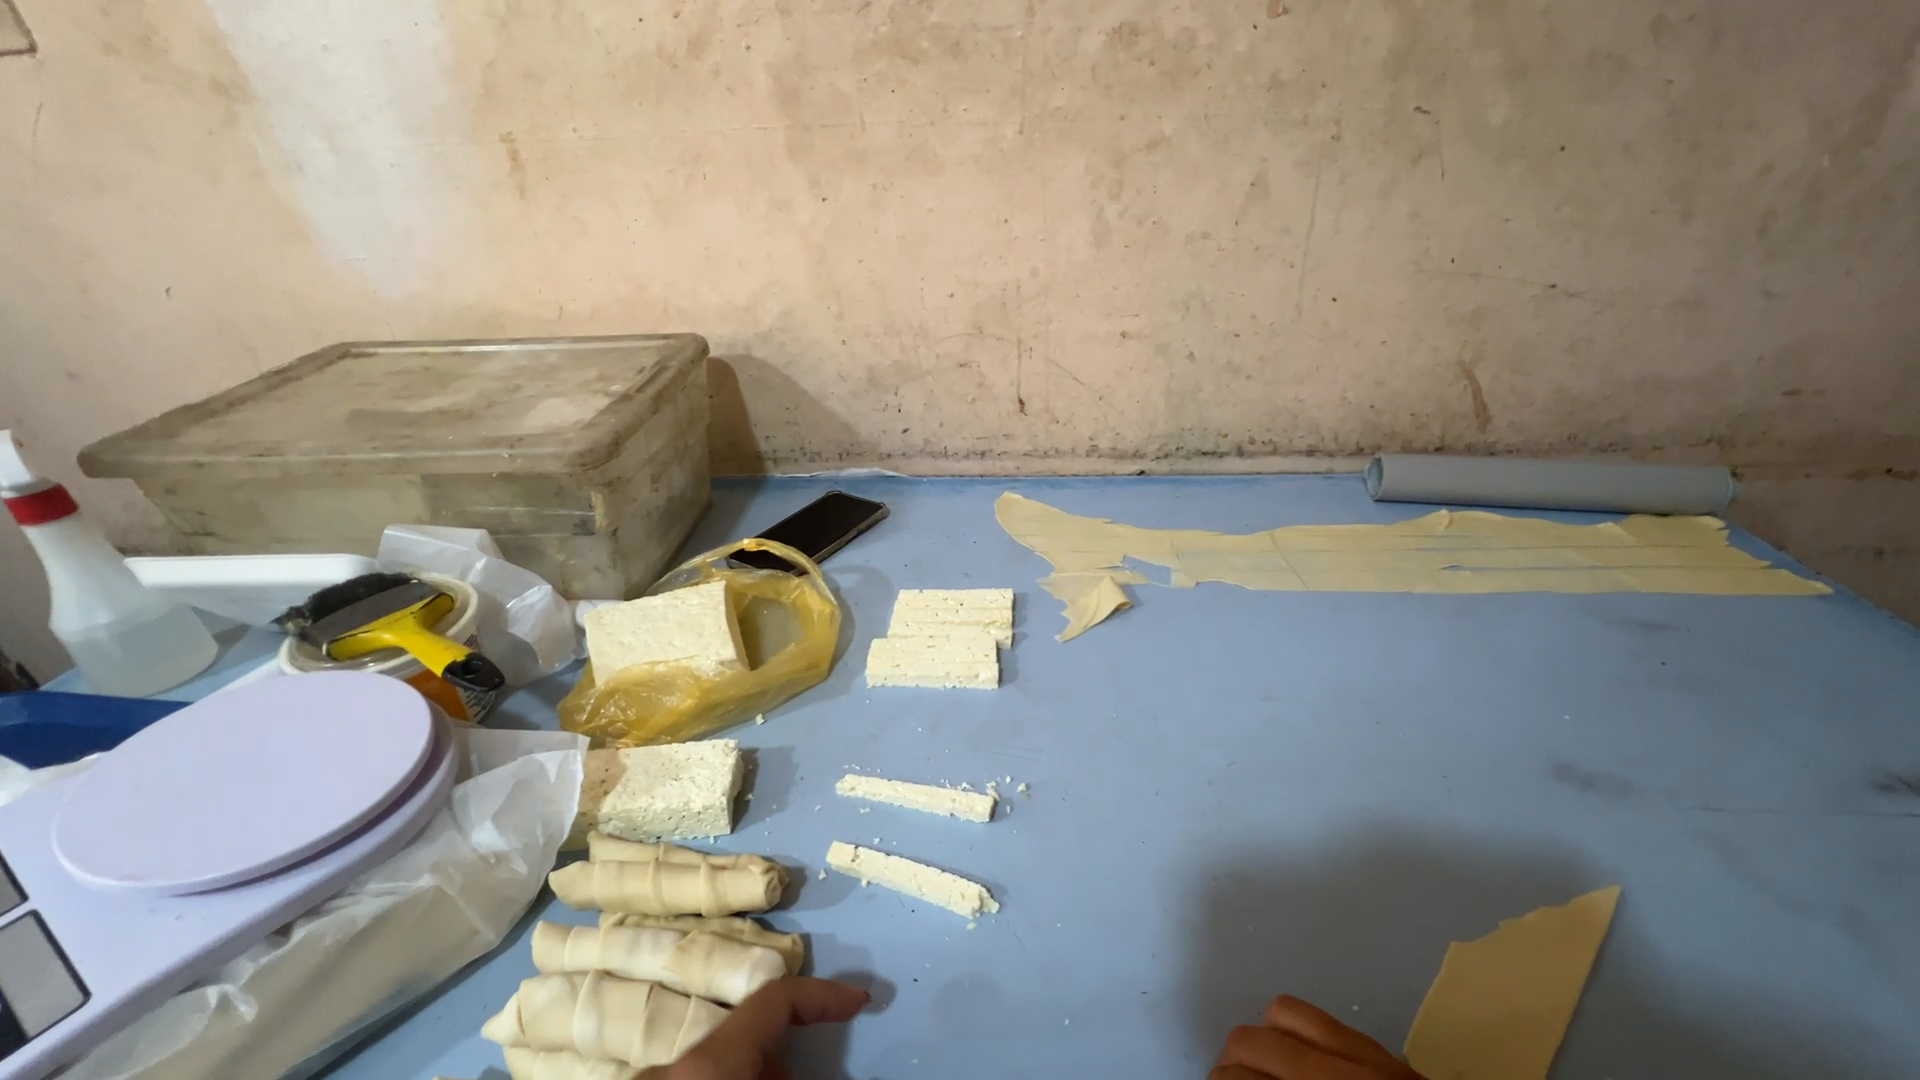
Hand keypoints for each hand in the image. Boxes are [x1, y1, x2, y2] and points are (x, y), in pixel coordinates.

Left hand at [646, 977, 868, 1079]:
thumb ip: (798, 1070)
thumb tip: (838, 1068)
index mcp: (707, 1063)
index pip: (775, 999)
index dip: (823, 994)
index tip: (860, 1000)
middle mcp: (667, 1067)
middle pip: (743, 1038)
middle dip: (785, 1055)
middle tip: (817, 1072)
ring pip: (718, 1065)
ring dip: (758, 1073)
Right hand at [1211, 995, 1426, 1079]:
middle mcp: (1332, 1077)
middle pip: (1246, 1042)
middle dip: (1227, 1068)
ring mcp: (1358, 1057)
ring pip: (1277, 1016)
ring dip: (1259, 1043)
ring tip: (1262, 1071)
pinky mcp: (1375, 1050)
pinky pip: (1314, 1015)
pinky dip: (1291, 1029)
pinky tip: (1294, 1058)